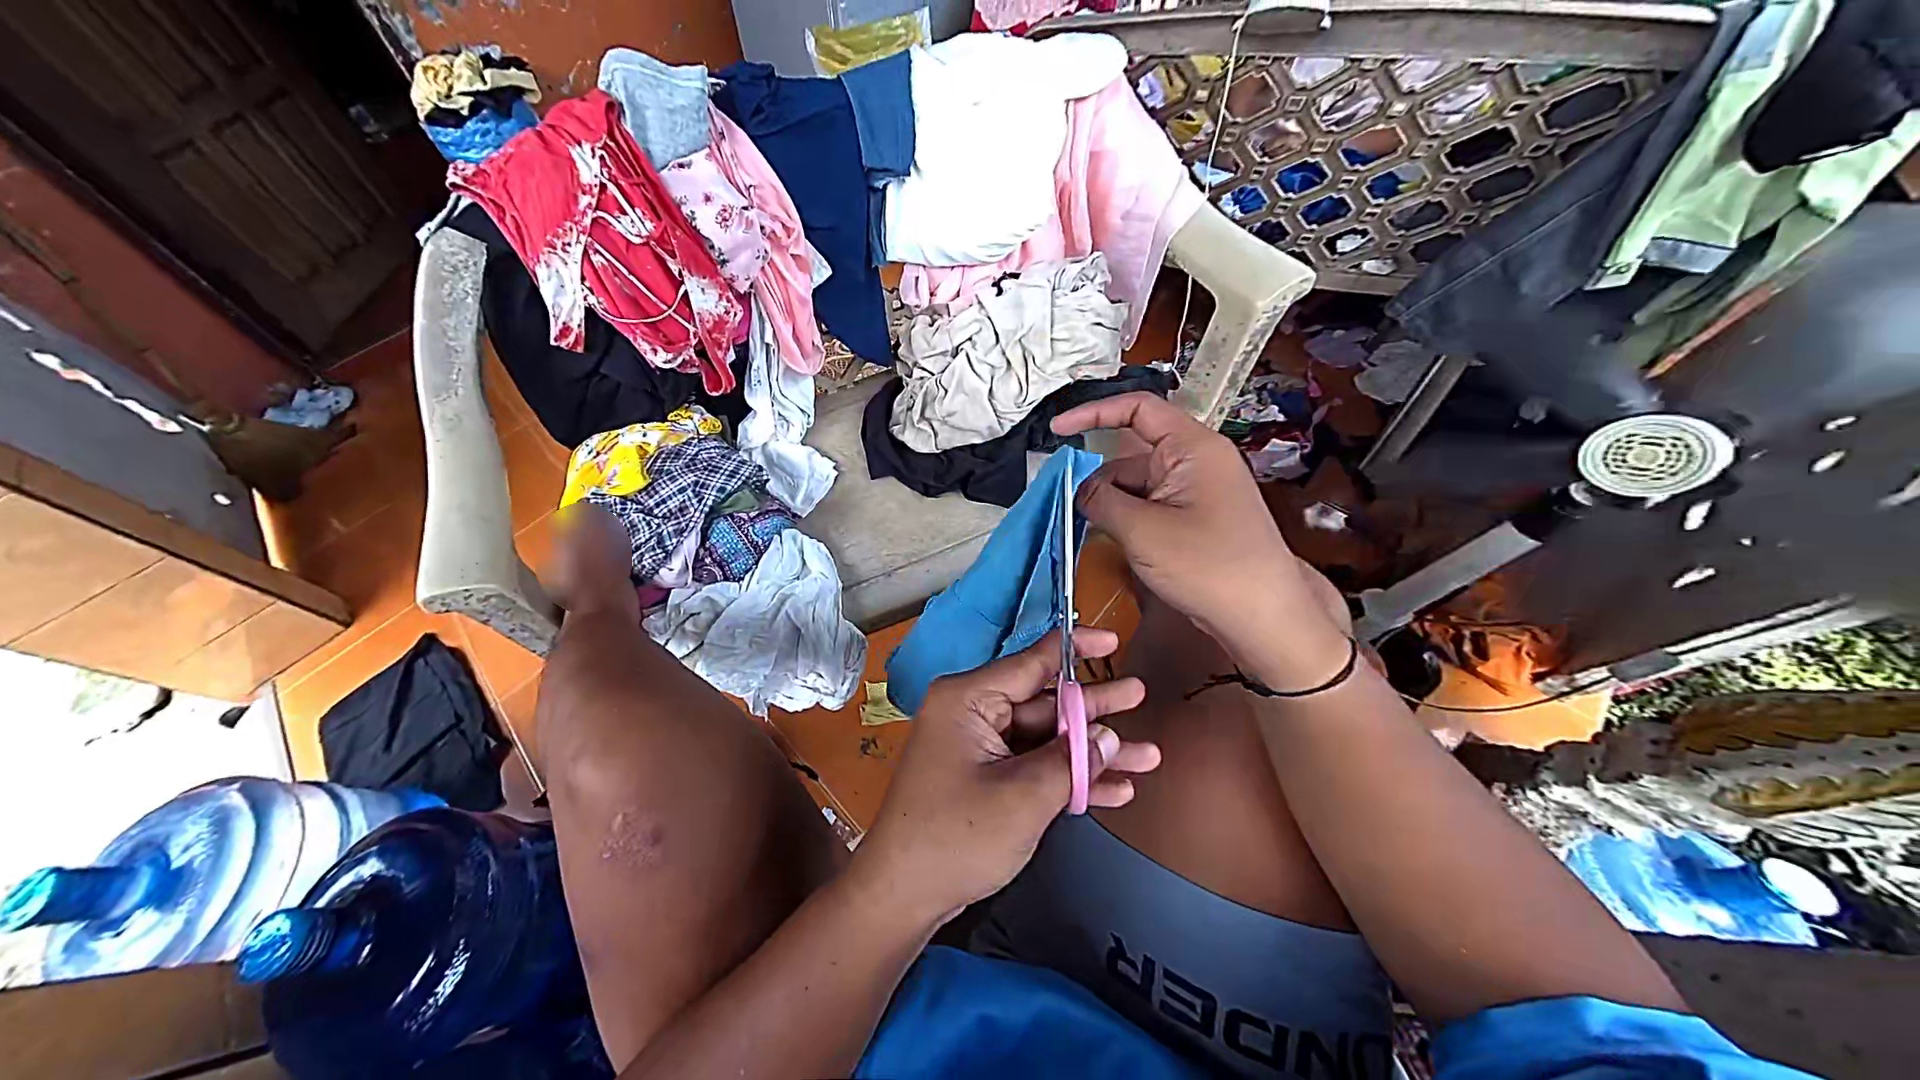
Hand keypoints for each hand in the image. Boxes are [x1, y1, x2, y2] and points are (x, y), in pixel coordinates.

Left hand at [853, 627, 1159, 924]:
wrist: (903, 895)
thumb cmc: (955, 838)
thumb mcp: (1023, 796)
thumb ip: (1070, 761)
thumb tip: (1106, 737)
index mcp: (969, 699)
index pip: (1032, 662)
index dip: (1076, 649)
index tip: (1113, 640)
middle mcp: (973, 714)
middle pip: (1046, 702)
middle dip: (1095, 708)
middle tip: (1140, 696)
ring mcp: (979, 747)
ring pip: (1046, 738)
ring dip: (1092, 752)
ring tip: (1145, 756)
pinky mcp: (985, 777)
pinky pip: (1034, 766)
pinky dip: (1070, 778)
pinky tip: (1115, 789)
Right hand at [1051, 393, 1350, 687]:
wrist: (1261, 614)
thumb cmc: (1213, 567)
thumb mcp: (1142, 530)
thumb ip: (1100, 501)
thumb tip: (1078, 490)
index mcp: (1192, 448)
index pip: (1137, 408)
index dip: (1093, 412)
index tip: (1060, 428)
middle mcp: (1196, 461)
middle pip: (1132, 453)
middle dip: (1099, 476)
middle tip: (1071, 504)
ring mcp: (1196, 489)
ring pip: (1137, 483)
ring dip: (1112, 502)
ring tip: (1094, 530)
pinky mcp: (1194, 516)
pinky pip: (1150, 504)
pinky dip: (1127, 517)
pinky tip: (1115, 539)